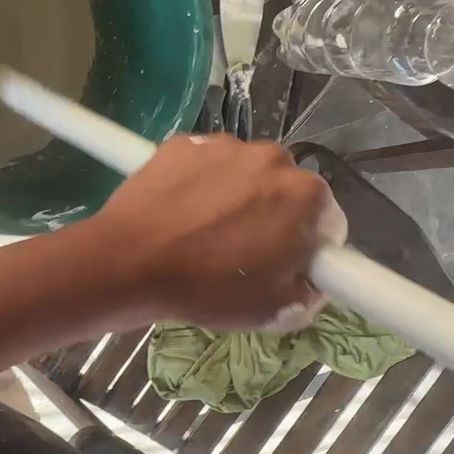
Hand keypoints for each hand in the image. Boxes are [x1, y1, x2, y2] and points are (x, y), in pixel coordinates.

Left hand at [76, 136, 346, 329]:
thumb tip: (311, 279)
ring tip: (201, 228)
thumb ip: (309, 291)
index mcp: (306, 195)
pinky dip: (195, 180)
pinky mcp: (180, 143)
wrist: (129, 261)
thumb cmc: (207, 288)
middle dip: (270, 213)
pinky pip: (201, 163)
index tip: (283, 263)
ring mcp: (221, 145)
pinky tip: (177, 208)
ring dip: (232, 193)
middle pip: (282, 188)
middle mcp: (271, 157)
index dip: (308, 245)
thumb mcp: (275, 311)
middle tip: (239, 249)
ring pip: (240, 171)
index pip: (325, 220)